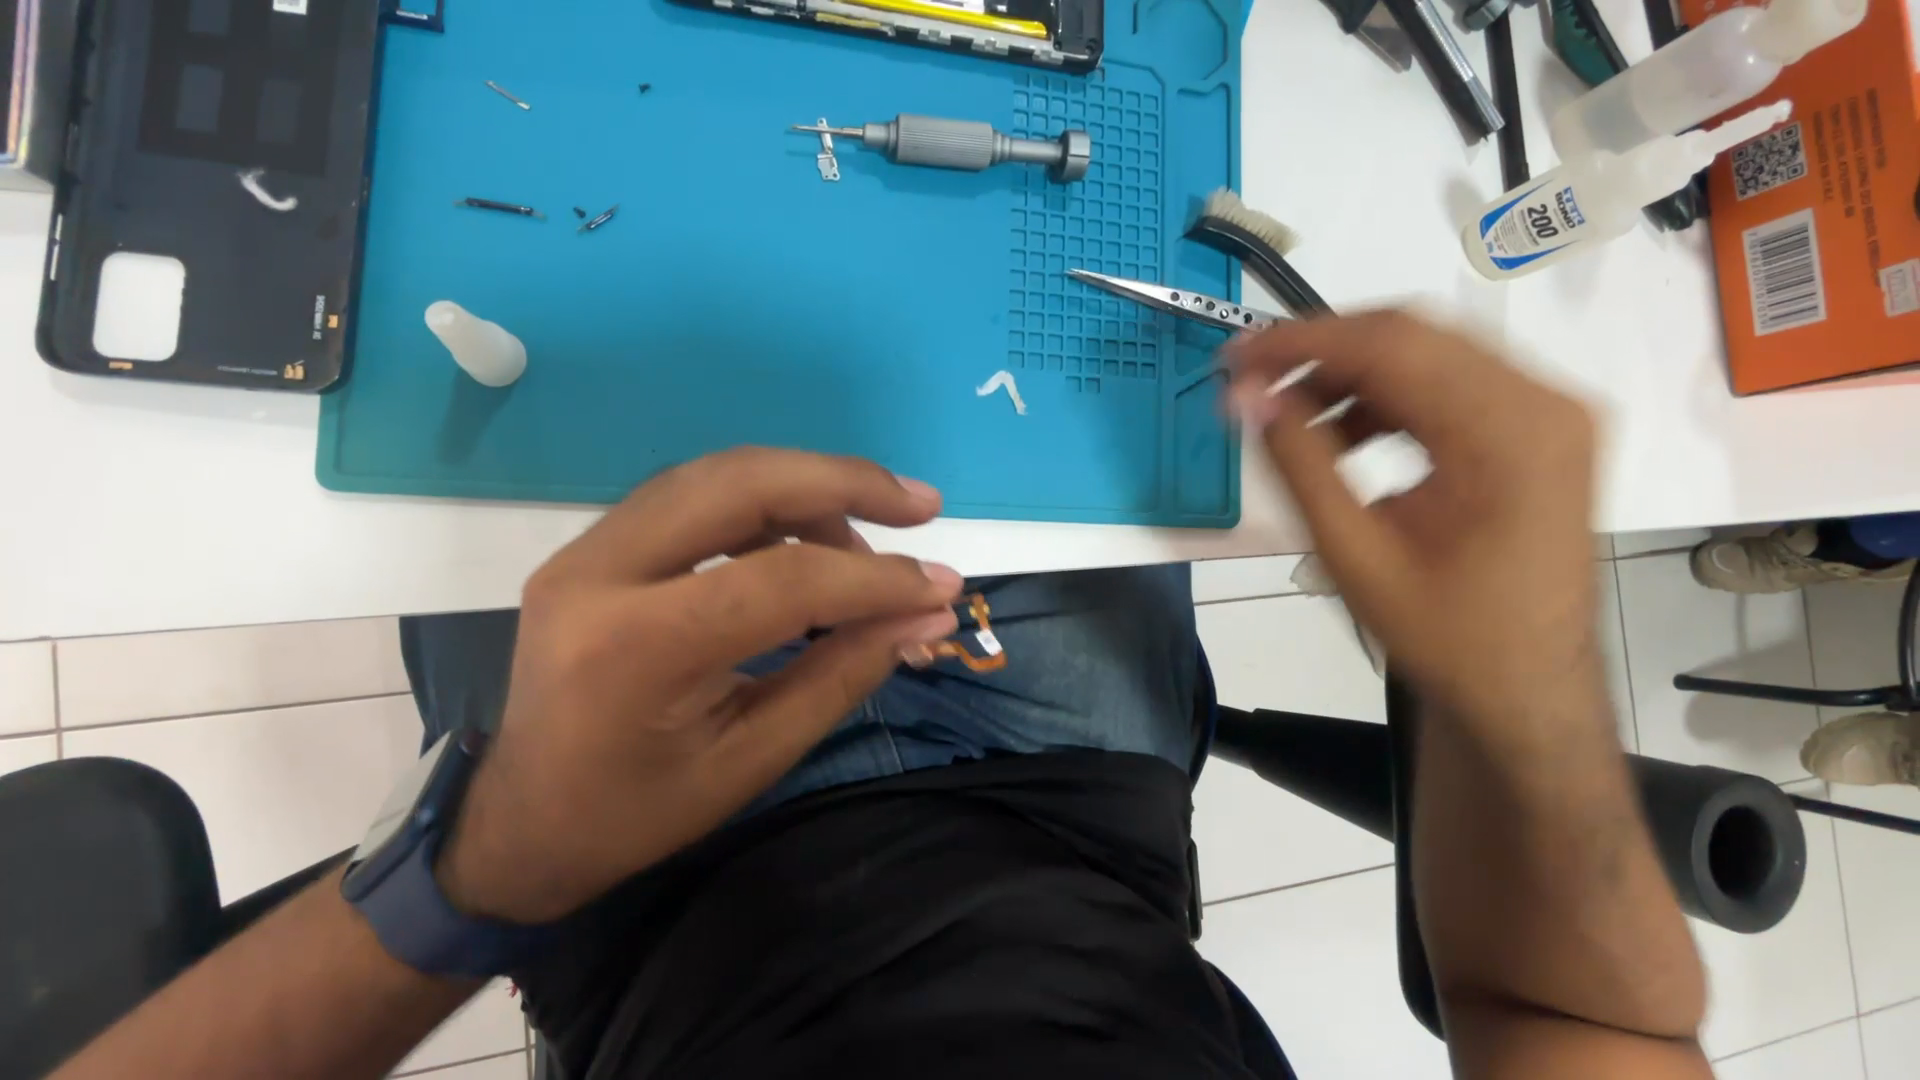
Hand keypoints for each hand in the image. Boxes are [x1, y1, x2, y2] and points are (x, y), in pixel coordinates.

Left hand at [437, 448, 964, 922]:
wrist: (519, 823)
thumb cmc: (637, 813)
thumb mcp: (754, 759)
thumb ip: (842, 673)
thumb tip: (927, 614)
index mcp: (635, 646)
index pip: (782, 579)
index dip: (876, 578)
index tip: (944, 586)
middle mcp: (599, 572)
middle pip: (741, 481)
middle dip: (844, 481)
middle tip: (920, 505)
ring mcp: (586, 549)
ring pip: (717, 473)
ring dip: (806, 487)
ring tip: (867, 535)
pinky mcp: (594, 546)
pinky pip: (693, 495)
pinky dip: (763, 503)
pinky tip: (803, 542)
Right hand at [1225, 311, 1600, 734]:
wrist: (1525, 688)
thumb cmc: (1443, 635)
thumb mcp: (1353, 552)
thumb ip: (1298, 463)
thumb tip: (1246, 396)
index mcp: (1508, 433)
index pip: (1392, 346)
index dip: (1302, 342)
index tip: (1235, 357)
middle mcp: (1543, 402)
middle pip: (1414, 337)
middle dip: (1322, 352)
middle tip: (1253, 381)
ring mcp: (1548, 413)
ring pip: (1430, 355)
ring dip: (1351, 375)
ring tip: (1290, 414)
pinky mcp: (1537, 430)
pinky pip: (1450, 385)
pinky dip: (1387, 398)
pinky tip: (1342, 434)